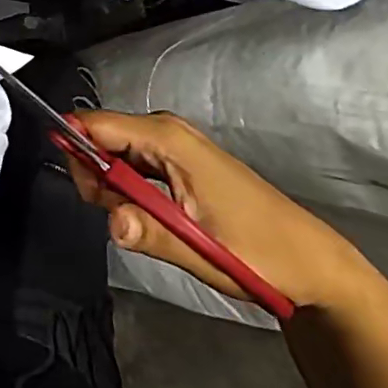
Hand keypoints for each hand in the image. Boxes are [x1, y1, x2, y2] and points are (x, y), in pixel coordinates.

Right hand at [65, 111, 381, 310]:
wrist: (313, 264)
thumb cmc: (261, 253)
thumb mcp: (201, 249)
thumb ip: (149, 233)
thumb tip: (111, 222)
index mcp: (166, 137)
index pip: (95, 123)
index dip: (74, 147)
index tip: (84, 189)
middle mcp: (166, 129)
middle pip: (100, 136)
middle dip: (96, 175)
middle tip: (122, 216)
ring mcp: (173, 141)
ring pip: (114, 150)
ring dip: (114, 185)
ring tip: (144, 220)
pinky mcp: (177, 156)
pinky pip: (132, 159)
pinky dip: (129, 185)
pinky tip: (150, 212)